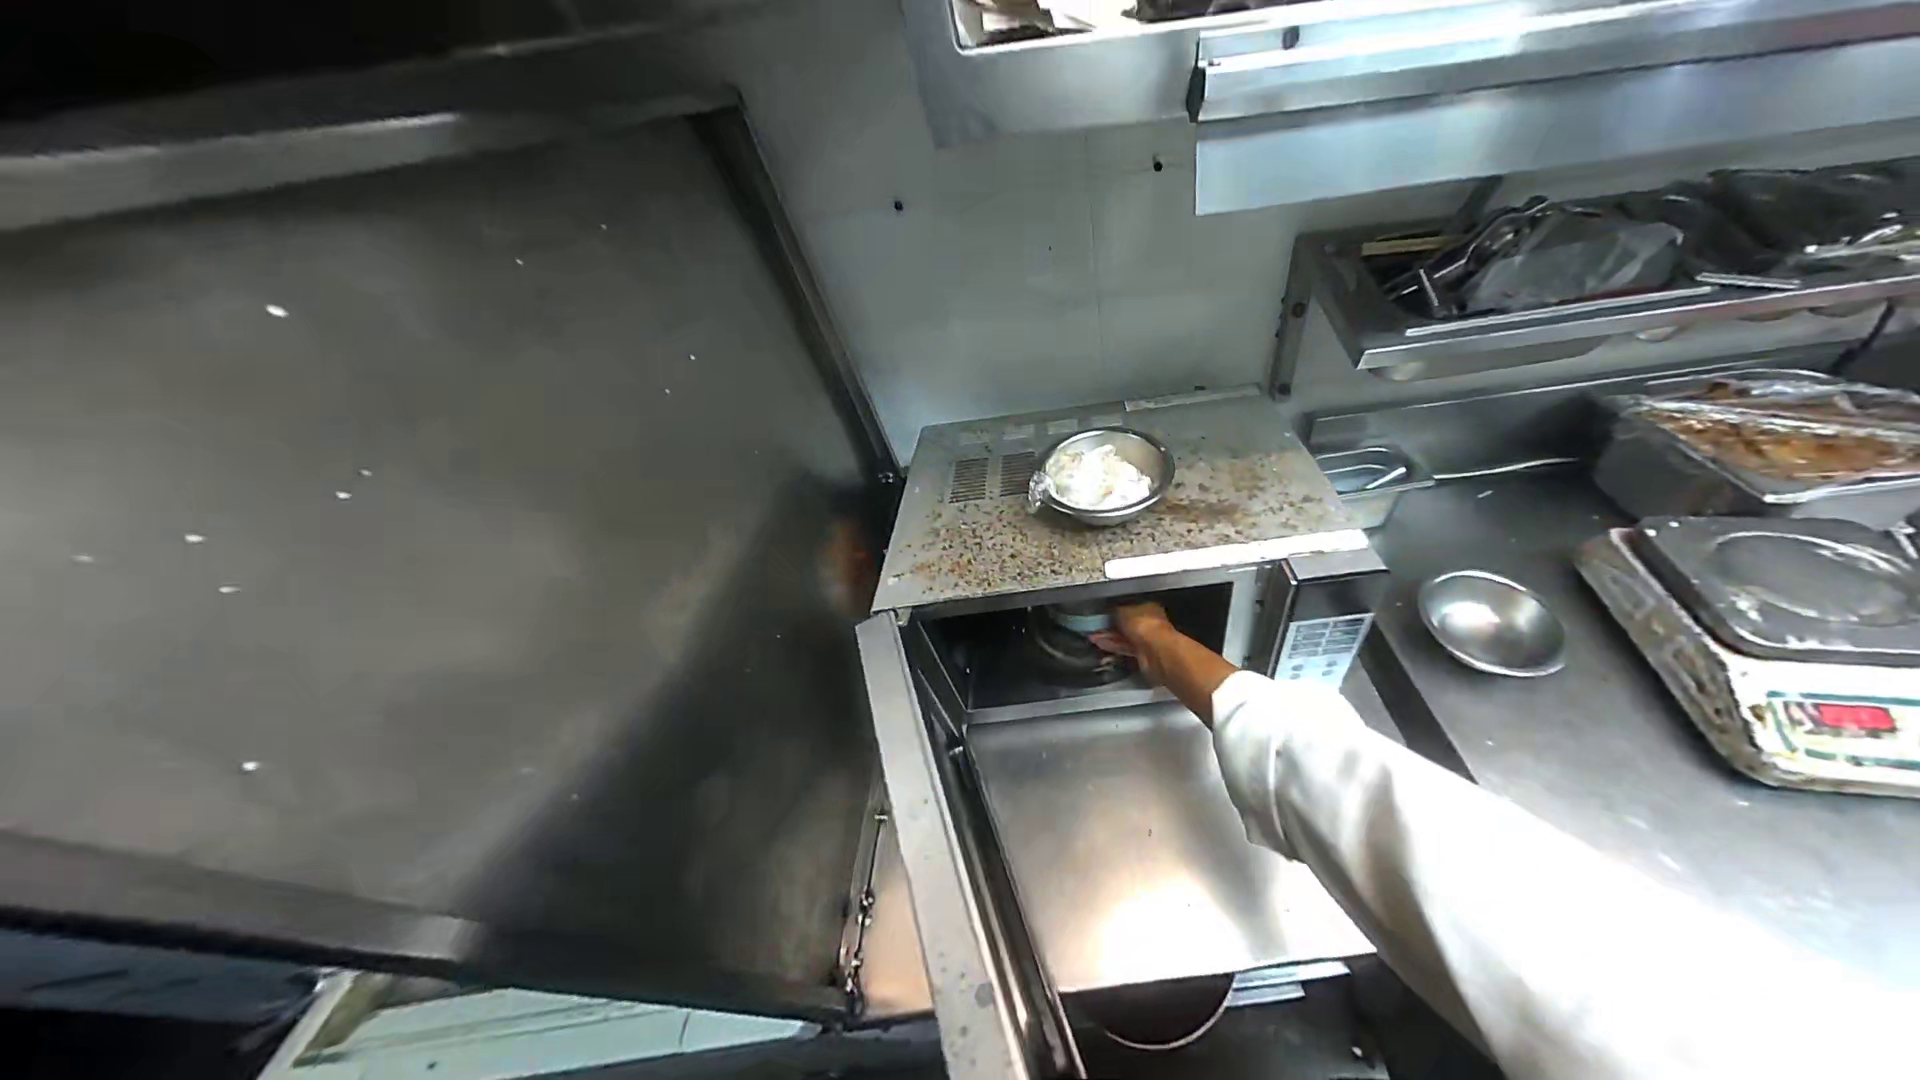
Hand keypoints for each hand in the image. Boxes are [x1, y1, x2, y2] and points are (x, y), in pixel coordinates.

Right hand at [1088, 601, 1173, 681]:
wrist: (1155, 651)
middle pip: (1126, 623)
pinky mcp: (1142, 654)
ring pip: (1124, 636)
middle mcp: (1149, 623)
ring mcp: (1146, 640)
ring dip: (1109, 636)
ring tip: (1093, 636)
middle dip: (1110, 625)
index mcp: (1149, 607)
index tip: (1102, 613)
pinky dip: (1113, 646)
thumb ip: (1114, 610)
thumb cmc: (1143, 624)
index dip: (1115, 609)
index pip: (1130, 606)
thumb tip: (1108, 610)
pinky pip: (1124, 648)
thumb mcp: (1122, 610)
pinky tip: (1100, 644)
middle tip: (1095, 627)